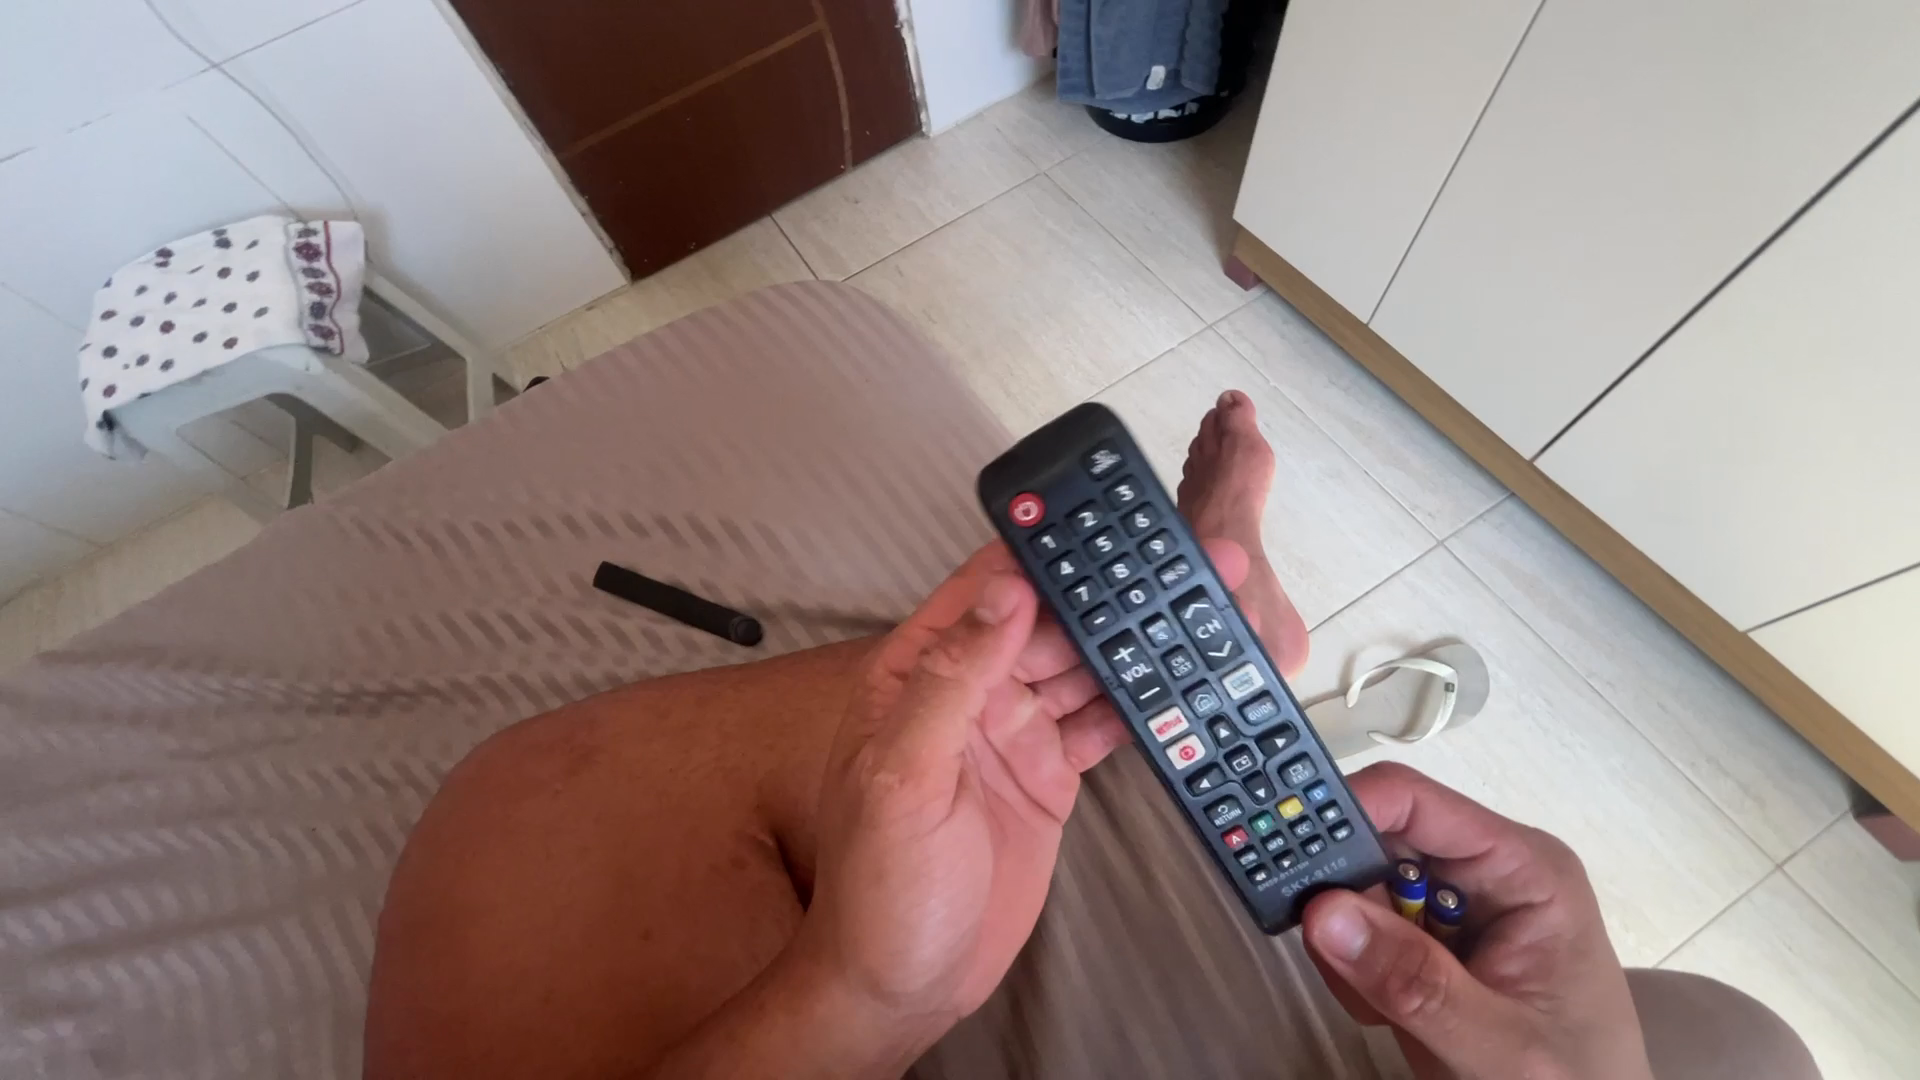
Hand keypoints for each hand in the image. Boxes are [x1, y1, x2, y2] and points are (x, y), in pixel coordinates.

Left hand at [787, 539, 1248, 1059]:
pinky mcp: (1049, 770)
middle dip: (1100, 594)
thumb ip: (952, 678)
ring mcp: (1014, 729)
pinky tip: (1169, 683)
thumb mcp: (904, 772)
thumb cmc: (879, 884)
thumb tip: (1003, 595)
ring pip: (1078, 667)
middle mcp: (970, 691)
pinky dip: (1134, 704)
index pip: (980, 593)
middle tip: (1161, 564)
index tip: (1086, 518)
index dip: (1031, 552)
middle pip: (1044, 623)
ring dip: (1125, 643)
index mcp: (919, 674)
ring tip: (1180, 609)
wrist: (909, 981)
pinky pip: (1098, 722)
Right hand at [1301, 763, 1654, 1079]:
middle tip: (1325, 945)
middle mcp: (1475, 866)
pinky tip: (1383, 1010)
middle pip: (1368, 836)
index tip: (1287, 845)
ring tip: (1377, 1006)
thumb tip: (1322, 910)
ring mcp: (1442, 898)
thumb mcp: (1505, 1051)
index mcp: (1517, 865)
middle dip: (1338, 894)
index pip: (1411, 799)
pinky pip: (1349, 920)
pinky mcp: (1418, 931)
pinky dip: (1347, 964)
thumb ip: (1417, 984)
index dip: (1344, 808)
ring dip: (1343, 943)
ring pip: (1348, 882)